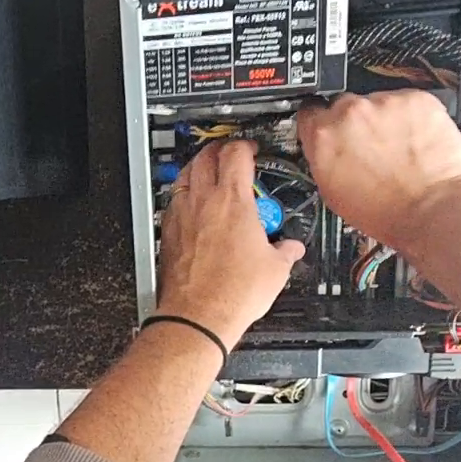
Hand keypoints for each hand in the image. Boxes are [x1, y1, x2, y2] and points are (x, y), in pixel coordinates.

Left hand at [155, 140, 305, 347]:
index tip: (252, 149)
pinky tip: (191, 207)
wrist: (198, 316)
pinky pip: (173, 203)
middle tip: (229, 154)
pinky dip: (184, 197)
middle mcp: (203, 203)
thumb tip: (291, 248)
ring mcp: (182, 217)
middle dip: (219, 150)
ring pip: (185, 176)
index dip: (246, 145)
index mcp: (233, 201)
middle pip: (206, 157)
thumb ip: (285, 251)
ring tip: (207, 172)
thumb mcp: (275, 270)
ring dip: (198, 168)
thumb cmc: (232, 293)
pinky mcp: (169, 234)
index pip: (236, 153)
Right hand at [297, 90, 460, 247]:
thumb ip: (323, 159)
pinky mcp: (416, 100)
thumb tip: (326, 149)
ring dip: (383, 121)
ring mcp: (384, 103)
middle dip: (354, 124)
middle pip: (344, 106)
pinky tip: (413, 143)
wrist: (428, 208)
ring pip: (377, 103)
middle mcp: (350, 113)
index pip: (309, 113)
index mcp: (323, 136)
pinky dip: (410, 118)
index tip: (326, 128)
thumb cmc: (383, 210)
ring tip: (395, 150)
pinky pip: (407, 103)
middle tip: (368, 149)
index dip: (318, 123)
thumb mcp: (330, 193)